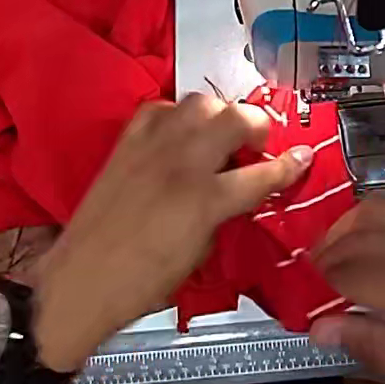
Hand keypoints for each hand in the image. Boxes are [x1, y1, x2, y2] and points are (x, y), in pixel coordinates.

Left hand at [31, 94, 314, 370]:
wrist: (81, 281)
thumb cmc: (144, 281)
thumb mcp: (200, 252)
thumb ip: (226, 213)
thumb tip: (239, 191)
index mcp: (206, 200)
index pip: (262, 173)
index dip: (289, 165)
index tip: (303, 156)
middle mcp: (183, 163)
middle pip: (236, 117)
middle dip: (258, 126)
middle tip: (258, 144)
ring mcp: (153, 146)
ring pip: (201, 101)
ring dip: (220, 114)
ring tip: (221, 134)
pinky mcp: (128, 142)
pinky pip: (160, 108)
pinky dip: (178, 115)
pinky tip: (180, 133)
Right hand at [309, 201, 384, 383]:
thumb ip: (370, 344)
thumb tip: (316, 326)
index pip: (350, 270)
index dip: (316, 288)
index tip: (290, 304)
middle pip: (358, 232)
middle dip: (322, 257)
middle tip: (298, 290)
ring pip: (376, 214)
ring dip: (344, 236)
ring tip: (324, 275)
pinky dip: (369, 234)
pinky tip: (362, 266)